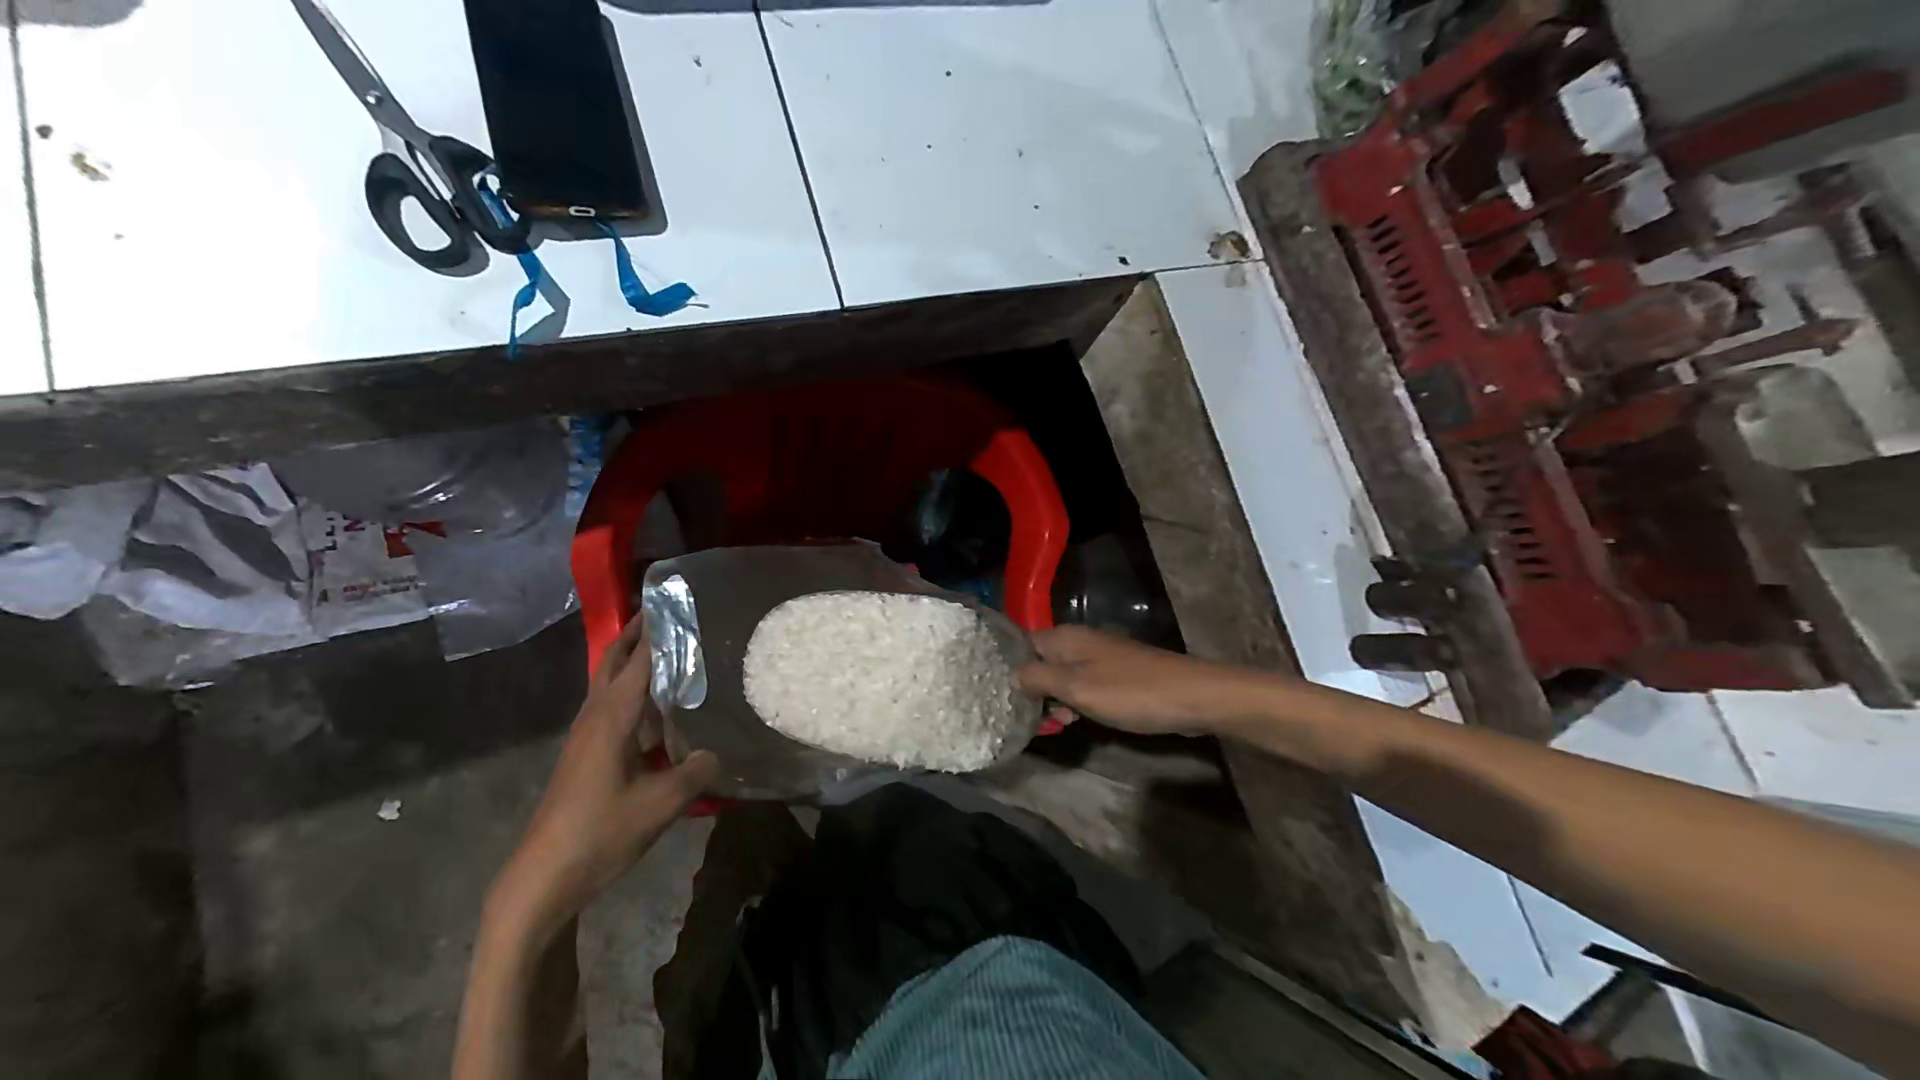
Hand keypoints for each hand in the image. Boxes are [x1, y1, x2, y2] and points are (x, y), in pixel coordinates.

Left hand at [488, 617, 720, 934]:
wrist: (543, 878)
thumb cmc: (601, 833)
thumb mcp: (661, 804)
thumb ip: (697, 772)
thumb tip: (719, 752)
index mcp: (612, 717)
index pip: (641, 660)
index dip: (660, 630)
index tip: (680, 602)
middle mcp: (596, 717)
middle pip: (615, 661)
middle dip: (638, 633)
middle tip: (669, 612)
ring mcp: (586, 736)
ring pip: (610, 683)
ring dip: (633, 660)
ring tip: (670, 649)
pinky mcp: (586, 755)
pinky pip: (612, 707)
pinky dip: (633, 691)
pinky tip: (659, 708)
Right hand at [1017, 625, 1282, 735]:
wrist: (1194, 697)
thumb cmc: (1132, 692)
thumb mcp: (1078, 688)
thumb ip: (1039, 679)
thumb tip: (1011, 674)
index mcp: (1065, 638)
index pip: (1020, 644)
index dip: (1004, 666)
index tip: (989, 690)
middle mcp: (1079, 642)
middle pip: (1039, 660)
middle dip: (1026, 687)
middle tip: (1014, 716)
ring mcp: (1099, 659)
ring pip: (1060, 676)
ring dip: (1049, 699)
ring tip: (1041, 725)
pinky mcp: (1115, 677)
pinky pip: (1081, 686)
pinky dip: (1071, 702)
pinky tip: (1069, 721)